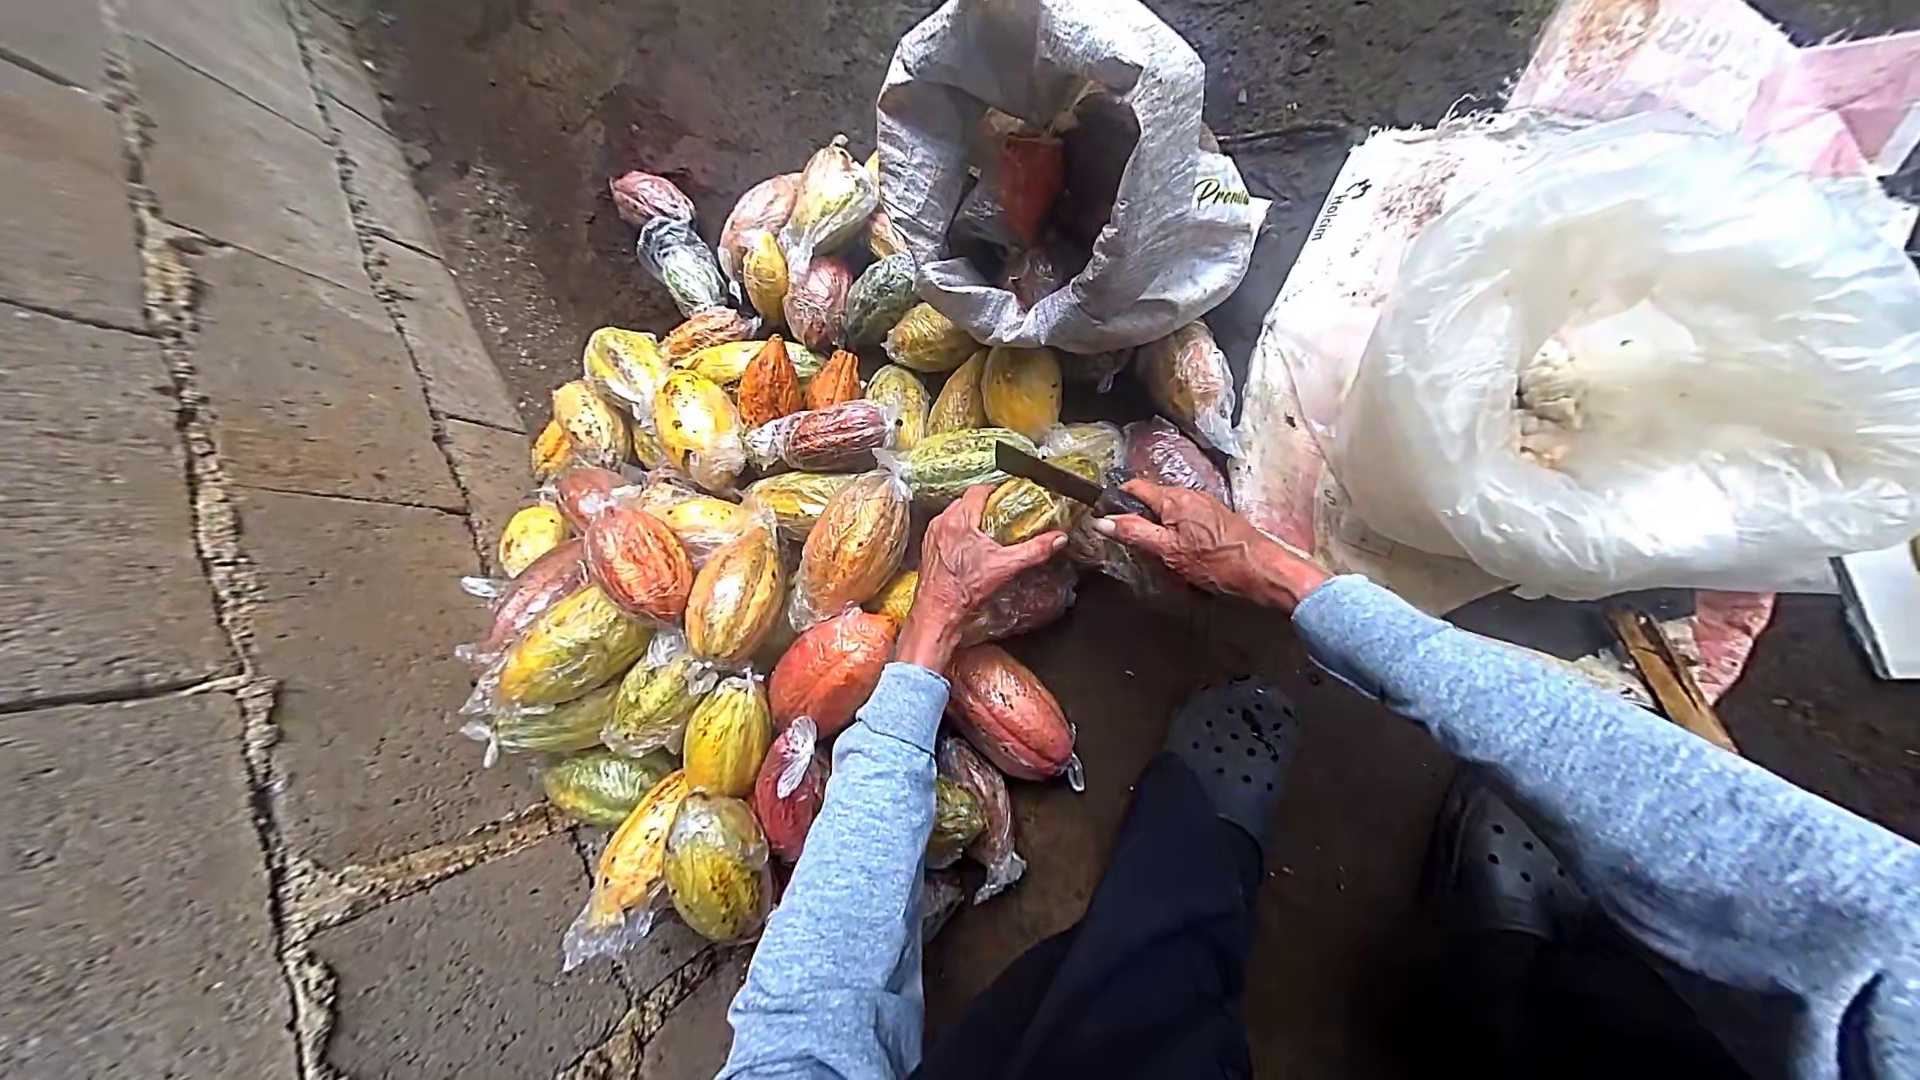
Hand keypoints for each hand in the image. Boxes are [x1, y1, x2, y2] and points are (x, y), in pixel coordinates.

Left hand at [898, 485, 1065, 671]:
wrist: (938, 610)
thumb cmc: (963, 590)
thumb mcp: (1005, 567)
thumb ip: (1034, 550)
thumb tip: (1056, 539)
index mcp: (959, 521)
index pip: (978, 490)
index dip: (995, 490)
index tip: (1006, 495)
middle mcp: (942, 523)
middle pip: (965, 500)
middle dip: (984, 503)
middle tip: (1001, 512)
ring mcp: (932, 534)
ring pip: (953, 513)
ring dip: (970, 516)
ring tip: (986, 527)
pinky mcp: (928, 545)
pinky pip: (944, 527)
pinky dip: (958, 529)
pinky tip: (969, 543)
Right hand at [1093, 480, 1328, 612]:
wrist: (1264, 571)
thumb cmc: (1217, 562)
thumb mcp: (1167, 551)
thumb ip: (1134, 533)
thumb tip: (1103, 521)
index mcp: (1174, 498)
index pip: (1134, 487)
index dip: (1116, 501)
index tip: (1107, 520)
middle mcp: (1189, 494)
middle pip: (1150, 501)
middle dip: (1139, 521)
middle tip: (1136, 547)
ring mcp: (1204, 505)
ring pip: (1167, 512)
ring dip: (1158, 530)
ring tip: (1160, 555)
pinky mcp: (1215, 518)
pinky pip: (1184, 520)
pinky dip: (1175, 534)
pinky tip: (1181, 555)